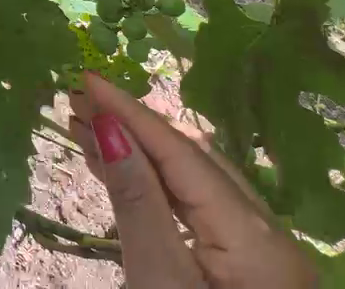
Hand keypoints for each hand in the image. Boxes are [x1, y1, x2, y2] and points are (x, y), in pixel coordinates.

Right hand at [69, 72, 316, 288]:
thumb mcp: (158, 280)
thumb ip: (137, 200)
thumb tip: (112, 126)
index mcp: (255, 236)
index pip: (180, 152)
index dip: (130, 110)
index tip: (83, 76)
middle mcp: (268, 236)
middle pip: (191, 160)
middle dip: (132, 124)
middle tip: (76, 99)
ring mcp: (261, 257)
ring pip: (193, 182)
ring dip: (139, 150)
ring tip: (85, 125)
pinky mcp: (247, 274)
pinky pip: (196, 208)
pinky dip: (155, 182)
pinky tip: (120, 169)